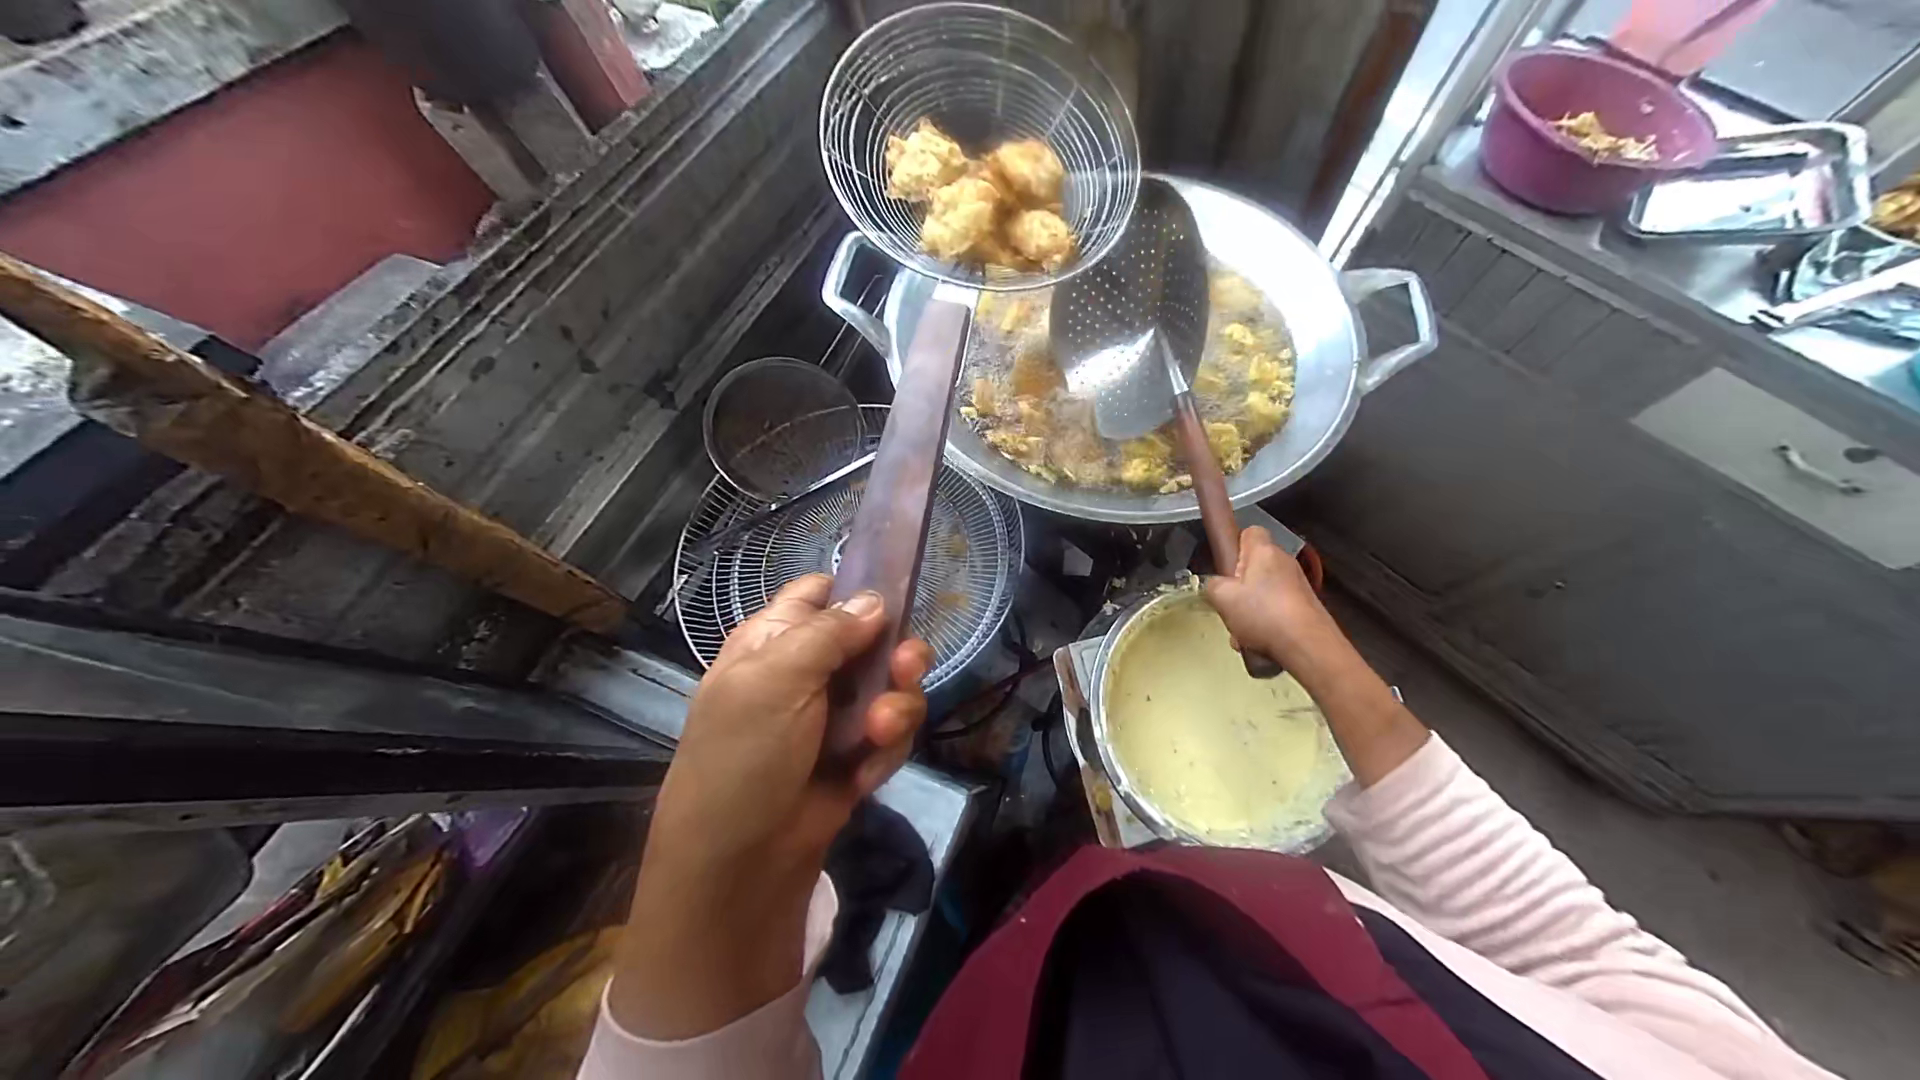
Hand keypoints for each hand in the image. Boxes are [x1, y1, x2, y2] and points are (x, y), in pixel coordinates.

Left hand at [611, 574, 931, 1038]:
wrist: (741, 862)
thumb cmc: (745, 753)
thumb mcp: (775, 680)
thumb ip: (828, 632)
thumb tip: (876, 600)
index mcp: (776, 640)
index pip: (822, 595)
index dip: (856, 592)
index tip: (895, 598)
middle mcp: (810, 670)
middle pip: (873, 638)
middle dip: (895, 655)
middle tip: (905, 669)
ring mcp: (836, 714)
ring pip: (892, 685)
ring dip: (896, 709)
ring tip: (878, 734)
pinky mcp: (858, 753)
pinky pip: (893, 731)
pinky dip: (885, 750)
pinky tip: (864, 775)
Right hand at [1205, 527, 1428, 785]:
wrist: (1319, 657)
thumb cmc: (1270, 620)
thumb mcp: (1225, 599)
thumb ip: (1212, 588)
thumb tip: (1212, 587)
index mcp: (1266, 555)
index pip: (1245, 534)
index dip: (1230, 549)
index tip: (1221, 570)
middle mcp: (1285, 569)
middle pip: (1248, 573)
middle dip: (1235, 595)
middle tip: (1230, 616)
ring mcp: (1299, 595)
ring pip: (1259, 600)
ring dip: (1247, 620)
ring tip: (1245, 641)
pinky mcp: (1308, 620)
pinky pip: (1274, 620)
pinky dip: (1264, 634)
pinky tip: (1261, 653)